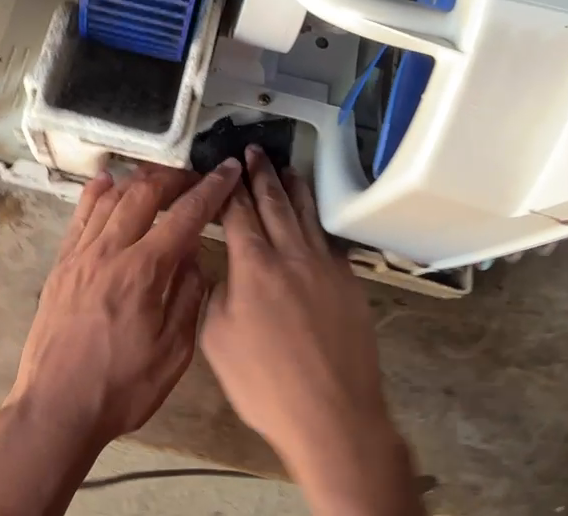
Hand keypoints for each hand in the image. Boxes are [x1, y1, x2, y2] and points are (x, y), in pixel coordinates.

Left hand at [6, 160, 242, 439]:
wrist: (56, 409)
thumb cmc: (122, 388)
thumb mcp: (173, 353)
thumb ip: (188, 296)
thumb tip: (194, 254)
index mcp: (143, 272)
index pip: (184, 216)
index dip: (210, 189)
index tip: (228, 171)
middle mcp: (109, 251)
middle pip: (145, 192)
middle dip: (175, 177)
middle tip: (195, 177)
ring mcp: (80, 254)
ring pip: (112, 197)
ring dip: (139, 181)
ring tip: (160, 179)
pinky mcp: (60, 264)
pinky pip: (80, 215)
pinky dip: (97, 192)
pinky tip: (108, 182)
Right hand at [203, 146, 420, 515]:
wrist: (333, 415)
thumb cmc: (265, 385)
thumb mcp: (217, 340)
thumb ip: (217, 294)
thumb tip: (229, 273)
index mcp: (253, 265)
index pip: (239, 212)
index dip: (230, 186)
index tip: (225, 165)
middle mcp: (291, 253)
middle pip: (274, 202)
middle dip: (261, 174)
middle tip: (254, 151)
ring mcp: (325, 265)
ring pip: (306, 214)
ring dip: (293, 188)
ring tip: (285, 167)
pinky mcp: (349, 282)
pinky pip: (328, 241)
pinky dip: (316, 222)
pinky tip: (313, 219)